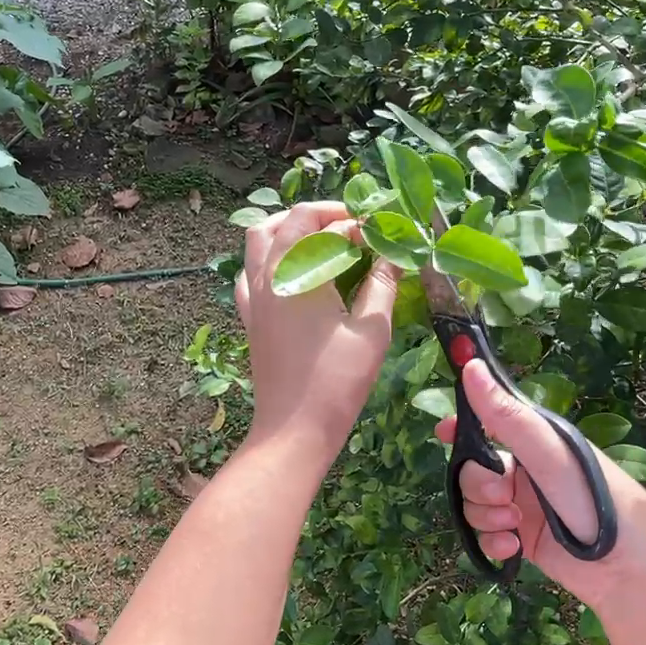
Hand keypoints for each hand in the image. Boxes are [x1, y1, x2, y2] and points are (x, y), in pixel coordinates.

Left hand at [235, 202, 401, 447]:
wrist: (293, 430)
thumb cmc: (337, 382)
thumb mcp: (371, 331)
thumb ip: (383, 285)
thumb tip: (396, 256)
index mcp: (298, 274)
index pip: (327, 228)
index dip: (359, 225)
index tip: (384, 235)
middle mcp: (268, 276)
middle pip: (287, 221)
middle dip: (322, 214)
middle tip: (354, 225)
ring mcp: (253, 296)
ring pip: (259, 239)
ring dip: (289, 228)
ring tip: (321, 237)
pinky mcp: (249, 316)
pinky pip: (250, 271)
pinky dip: (270, 258)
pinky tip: (294, 272)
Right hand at [433, 358, 644, 593]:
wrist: (631, 571)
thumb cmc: (597, 500)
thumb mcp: (549, 454)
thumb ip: (507, 416)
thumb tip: (470, 365)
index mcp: (536, 440)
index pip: (488, 422)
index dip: (463, 427)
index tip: (443, 433)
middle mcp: (526, 470)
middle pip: (473, 469)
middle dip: (479, 485)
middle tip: (503, 497)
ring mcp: (523, 506)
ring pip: (476, 504)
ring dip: (486, 515)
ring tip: (514, 526)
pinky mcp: (523, 540)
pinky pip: (487, 535)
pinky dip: (494, 542)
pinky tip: (513, 549)